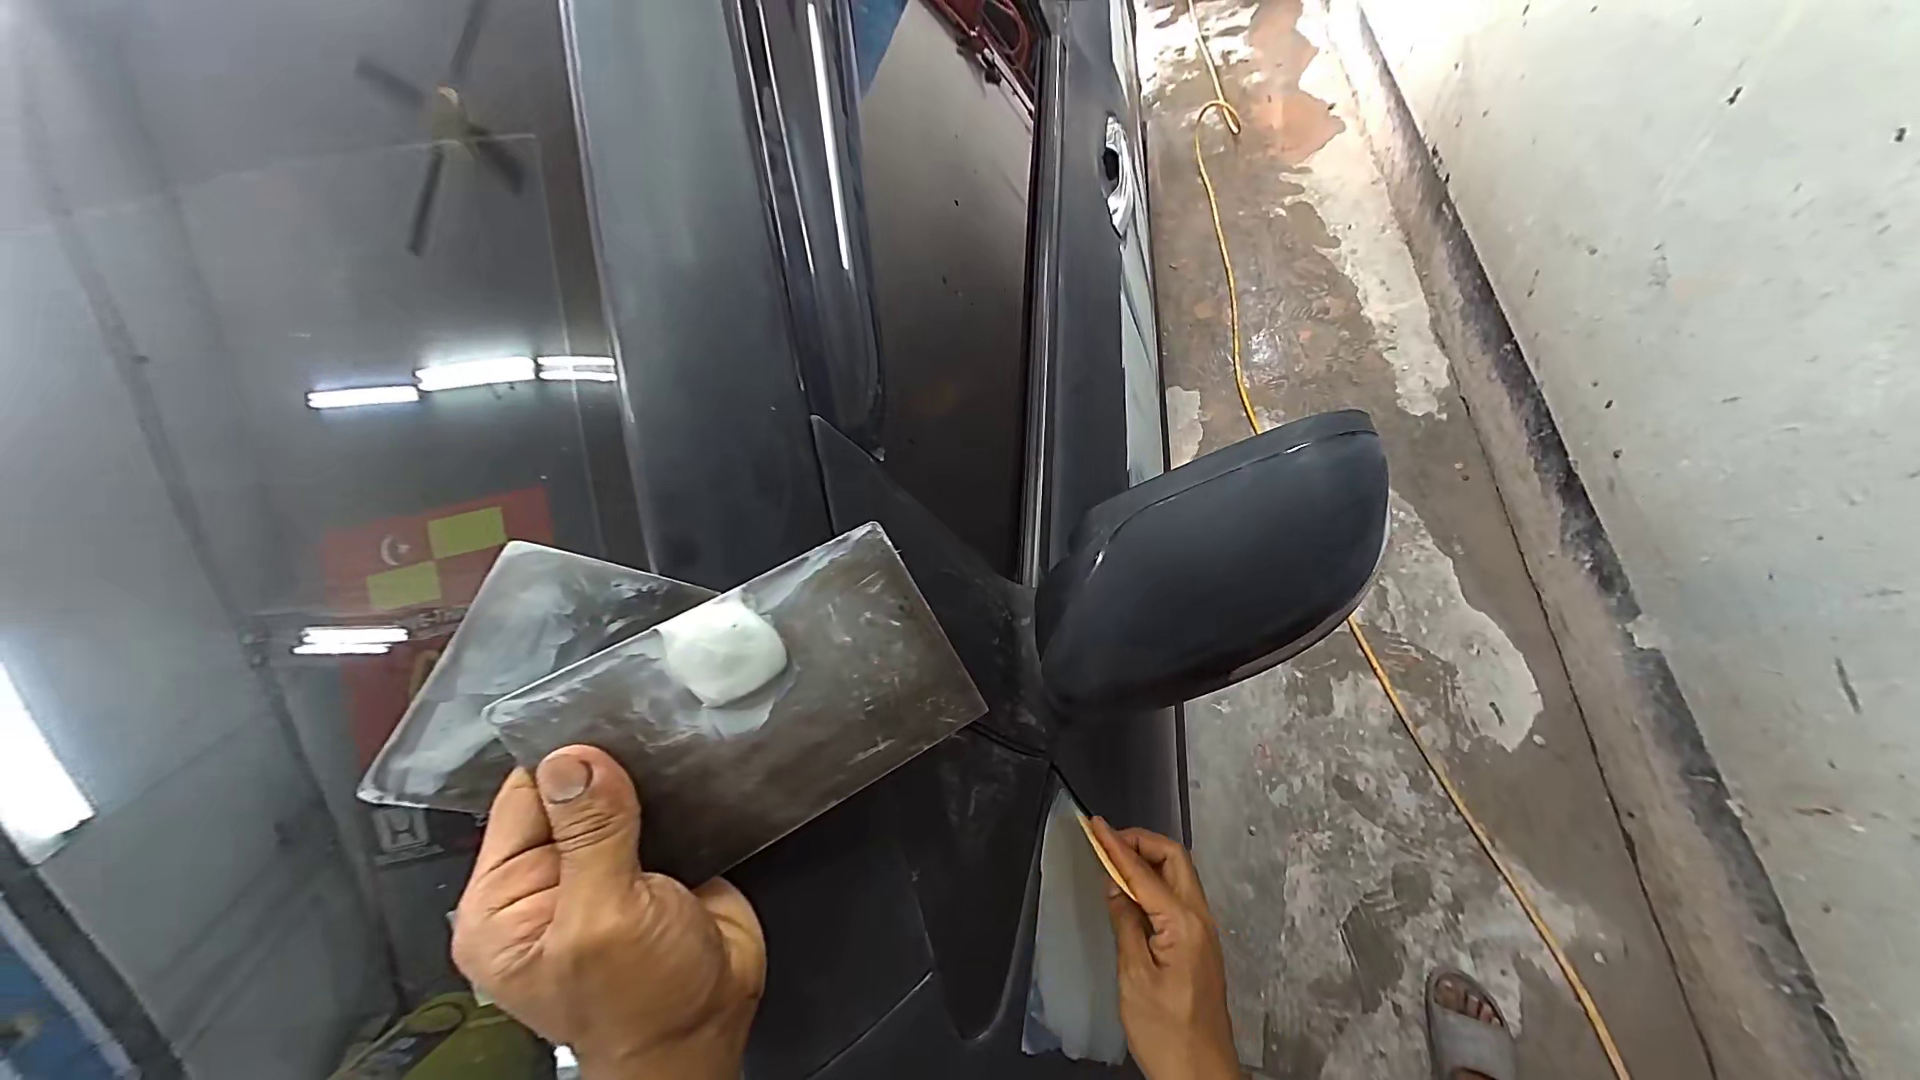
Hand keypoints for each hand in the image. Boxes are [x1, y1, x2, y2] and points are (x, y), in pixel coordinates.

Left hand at [452, 745, 765, 1079]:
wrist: (709, 1024)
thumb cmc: (641, 998)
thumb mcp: (603, 920)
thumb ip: (591, 836)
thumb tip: (572, 758)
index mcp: (509, 899)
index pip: (524, 799)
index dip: (561, 760)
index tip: (601, 721)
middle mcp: (555, 875)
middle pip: (575, 790)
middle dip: (609, 760)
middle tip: (646, 717)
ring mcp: (611, 864)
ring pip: (622, 792)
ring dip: (647, 768)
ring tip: (674, 731)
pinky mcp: (660, 856)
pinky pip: (663, 805)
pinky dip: (678, 784)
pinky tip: (695, 759)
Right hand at [1091, 818, 1239, 1079]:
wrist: (1201, 1078)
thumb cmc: (1165, 1032)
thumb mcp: (1134, 975)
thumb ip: (1125, 921)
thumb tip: (1113, 881)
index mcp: (1184, 924)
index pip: (1144, 871)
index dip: (1116, 845)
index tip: (1095, 825)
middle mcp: (1200, 919)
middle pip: (1174, 858)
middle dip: (1140, 841)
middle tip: (1106, 840)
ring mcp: (1203, 931)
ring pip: (1178, 873)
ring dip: (1146, 858)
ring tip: (1113, 857)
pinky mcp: (1198, 943)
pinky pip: (1176, 894)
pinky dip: (1152, 879)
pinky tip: (1130, 888)